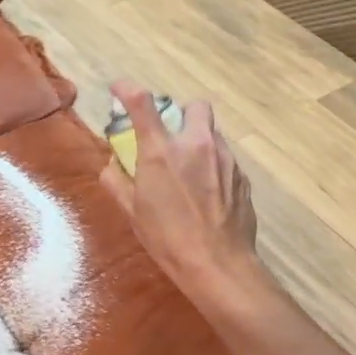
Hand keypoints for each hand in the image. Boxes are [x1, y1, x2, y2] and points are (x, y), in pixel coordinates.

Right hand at [100, 80, 265, 312]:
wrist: (218, 265)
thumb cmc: (167, 238)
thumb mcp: (130, 210)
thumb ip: (116, 179)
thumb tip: (113, 164)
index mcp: (162, 151)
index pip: (142, 103)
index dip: (127, 89)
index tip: (118, 89)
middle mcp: (196, 145)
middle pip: (195, 105)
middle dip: (180, 114)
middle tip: (168, 138)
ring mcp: (225, 159)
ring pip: (212, 133)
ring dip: (196, 141)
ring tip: (187, 171)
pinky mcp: (242, 177)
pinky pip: (224, 158)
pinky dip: (211, 164)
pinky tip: (205, 193)